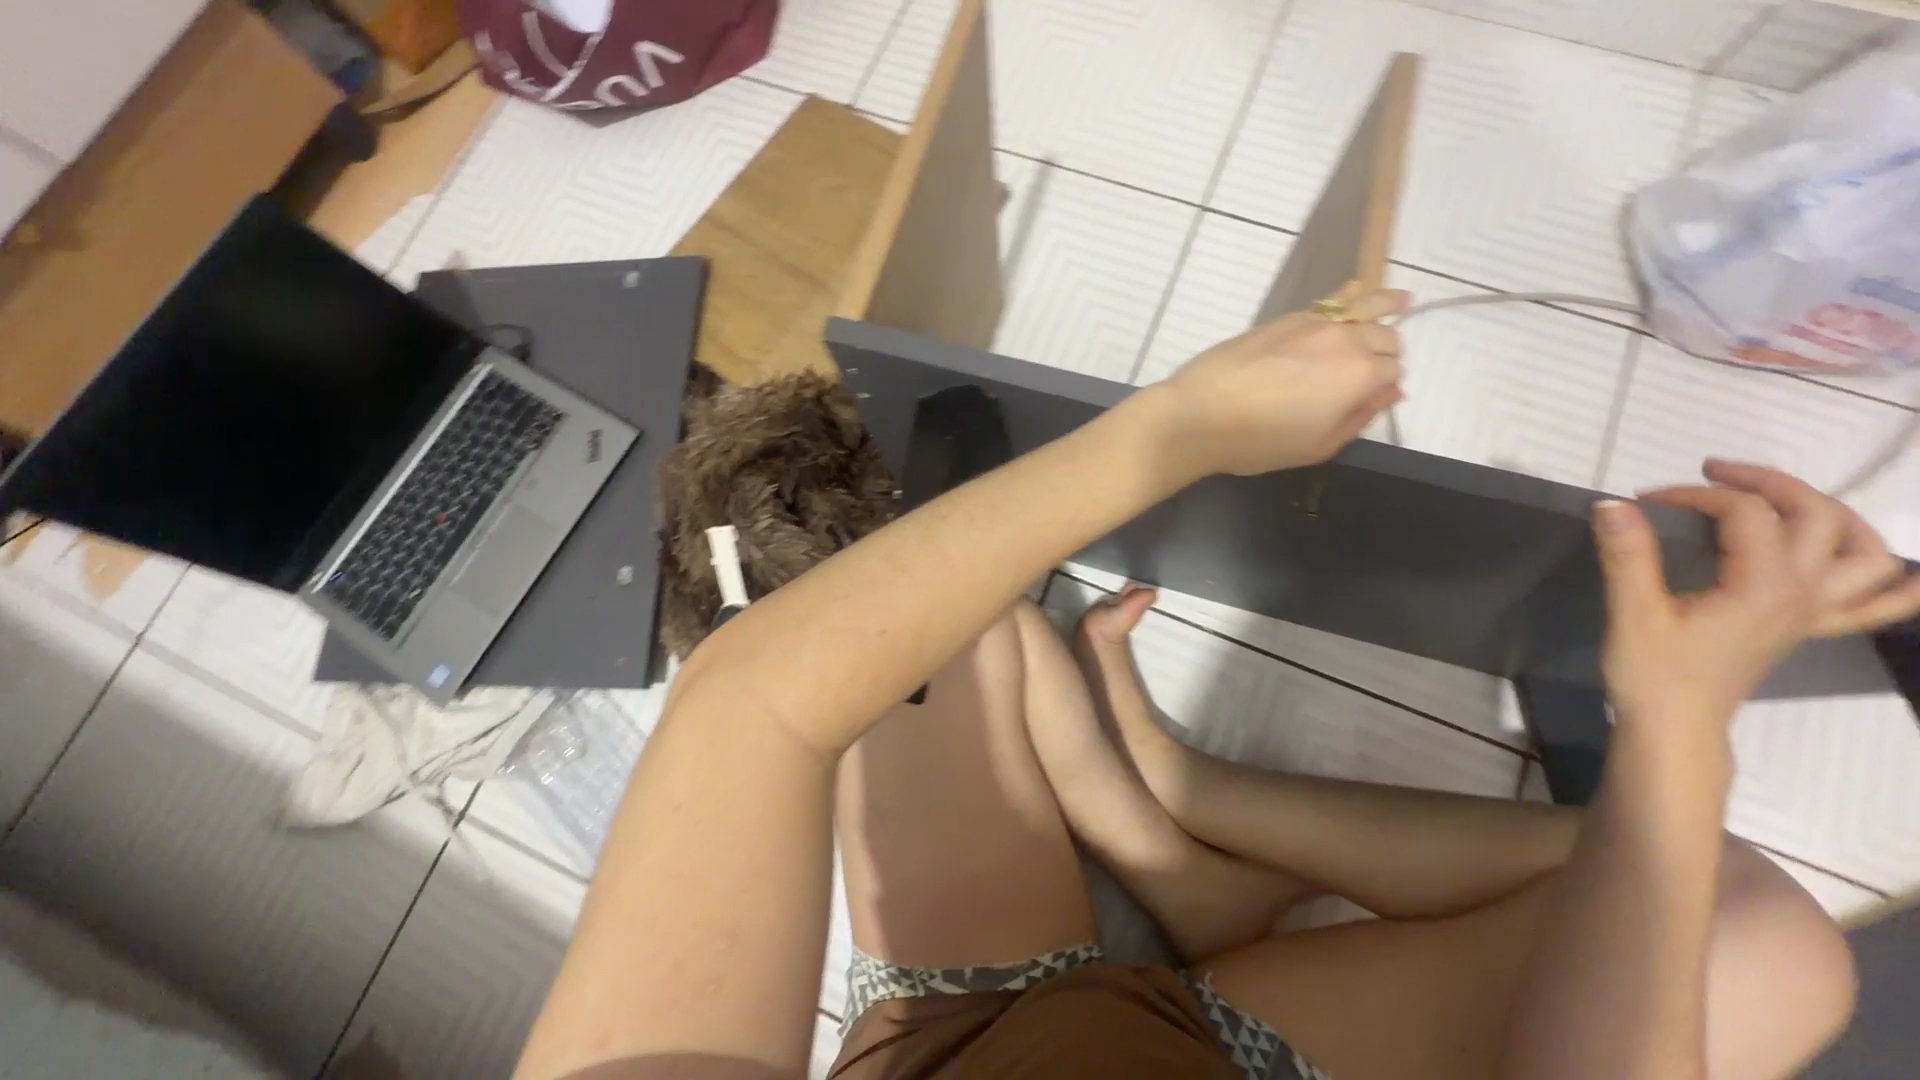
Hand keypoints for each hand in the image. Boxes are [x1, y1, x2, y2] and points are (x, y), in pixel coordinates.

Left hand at [1155, 283, 1408, 476]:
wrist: (1199, 414)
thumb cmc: (1259, 441)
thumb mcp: (1317, 446)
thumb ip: (1359, 417)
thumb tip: (1389, 392)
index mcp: (1362, 376)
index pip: (1393, 372)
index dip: (1385, 386)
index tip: (1370, 399)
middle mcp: (1346, 340)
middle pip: (1384, 337)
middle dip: (1385, 352)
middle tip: (1372, 369)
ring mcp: (1315, 323)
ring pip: (1364, 306)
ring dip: (1385, 304)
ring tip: (1403, 299)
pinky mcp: (1285, 319)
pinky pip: (1328, 301)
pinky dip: (1348, 296)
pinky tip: (1355, 292)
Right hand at [1593, 460, 1919, 728]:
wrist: (1675, 726)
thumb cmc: (1653, 672)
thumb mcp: (1632, 612)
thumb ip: (1627, 555)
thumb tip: (1613, 504)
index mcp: (1763, 585)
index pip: (1745, 513)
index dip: (1694, 494)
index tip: (1643, 501)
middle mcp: (1804, 593)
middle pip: (1817, 516)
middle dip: (1767, 484)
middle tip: (1711, 475)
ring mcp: (1813, 612)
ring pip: (1867, 553)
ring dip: (1836, 517)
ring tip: (1786, 503)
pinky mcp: (1806, 628)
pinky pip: (1877, 606)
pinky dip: (1895, 583)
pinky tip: (1892, 570)